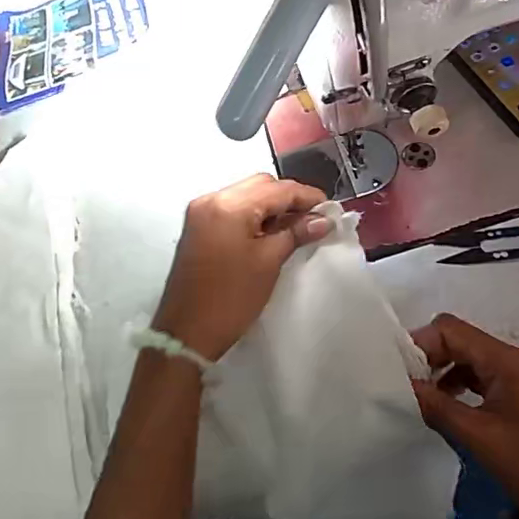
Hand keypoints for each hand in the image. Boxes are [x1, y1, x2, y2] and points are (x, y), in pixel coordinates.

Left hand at [151, 175, 331, 360]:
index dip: (308, 197)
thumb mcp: (269, 262)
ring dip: (272, 208)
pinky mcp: (198, 228)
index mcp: (228, 205)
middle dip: (289, 199)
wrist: (187, 333)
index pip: (277, 189)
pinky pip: (233, 210)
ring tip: (297, 228)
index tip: (331, 210)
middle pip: (260, 186)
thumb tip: (322, 220)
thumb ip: (296, 233)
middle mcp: (211, 199)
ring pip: (246, 196)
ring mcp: (200, 213)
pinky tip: (272, 233)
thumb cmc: (231, 298)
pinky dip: (254, 216)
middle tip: (314, 220)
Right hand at [411, 314, 518, 518]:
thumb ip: (437, 407)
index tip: (394, 371)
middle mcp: (516, 360)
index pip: (451, 329)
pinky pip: (485, 381)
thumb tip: (401, 386)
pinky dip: (462, 390)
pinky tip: (447, 412)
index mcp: (507, 361)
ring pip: (472, 362)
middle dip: (429, 359)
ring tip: (419, 401)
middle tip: (401, 387)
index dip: (420, 344)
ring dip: (444, 375)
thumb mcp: (480, 438)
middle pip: (461, 342)